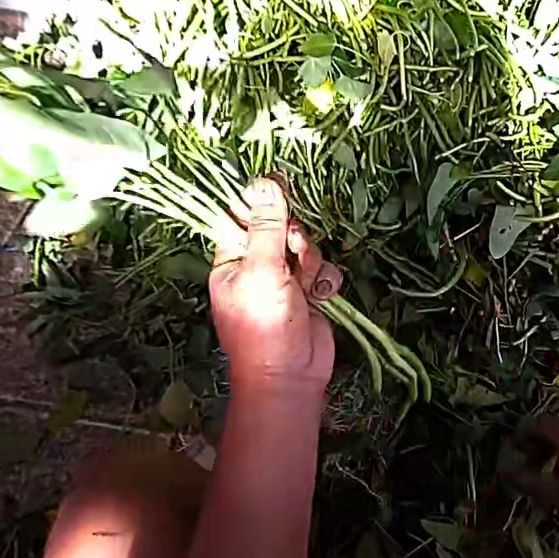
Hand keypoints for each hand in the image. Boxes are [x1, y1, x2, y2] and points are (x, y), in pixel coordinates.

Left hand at [208, 179, 342, 397]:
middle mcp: (258, 267)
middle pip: (281, 229)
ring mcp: (286, 282)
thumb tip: (264, 182)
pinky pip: (324, 271)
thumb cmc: (265, 326)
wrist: (290, 375)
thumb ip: (267, 226)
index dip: (261, 203)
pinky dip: (326, 281)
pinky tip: (321, 296)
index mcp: (232, 260)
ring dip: (311, 261)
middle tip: (294, 247)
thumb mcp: (262, 270)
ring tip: (306, 283)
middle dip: (293, 237)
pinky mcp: (311, 295)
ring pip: (306, 249)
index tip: (279, 188)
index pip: (242, 217)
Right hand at [508, 422, 558, 553]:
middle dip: (540, 450)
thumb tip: (507, 473)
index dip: (524, 437)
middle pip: (558, 436)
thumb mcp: (558, 497)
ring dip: (558, 461)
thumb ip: (530, 483)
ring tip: (550, 485)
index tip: (514, 450)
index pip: (541, 427)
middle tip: (529, 468)